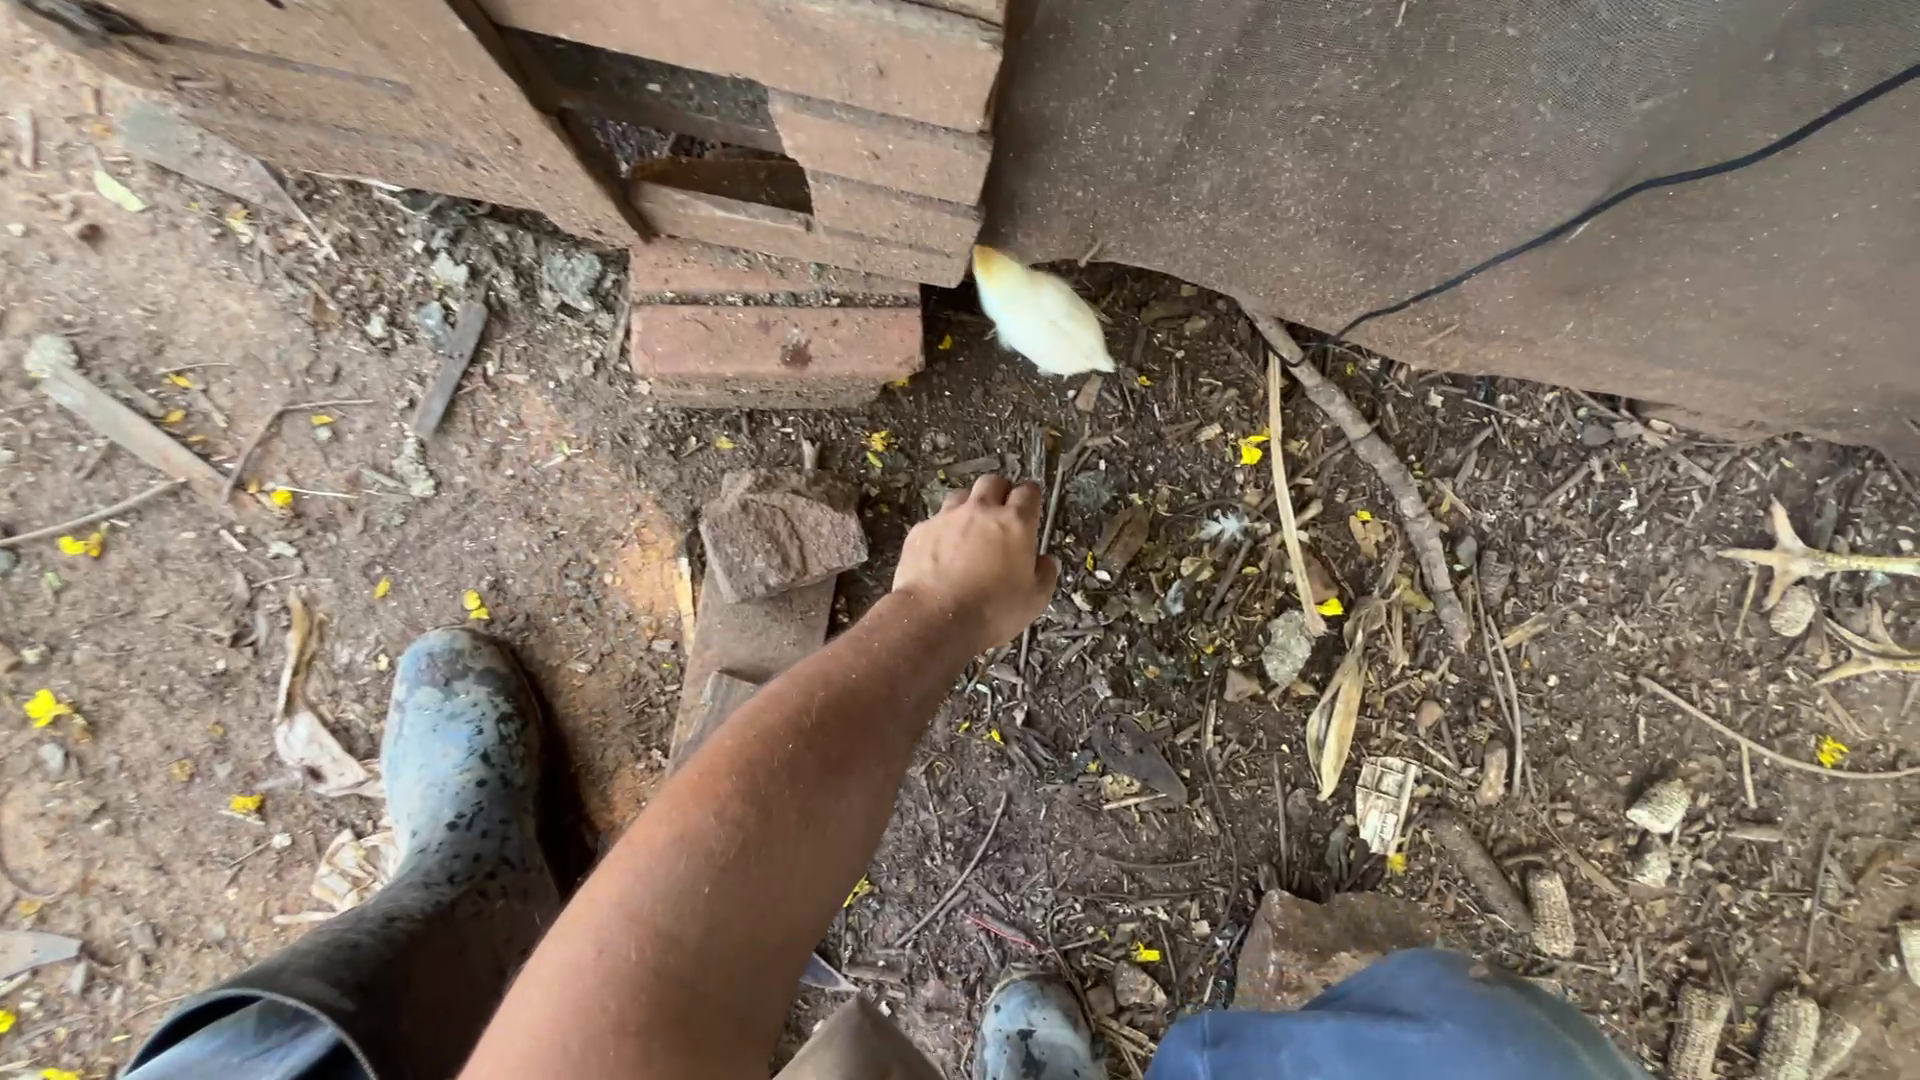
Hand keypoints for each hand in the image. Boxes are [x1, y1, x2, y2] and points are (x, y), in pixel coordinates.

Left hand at [892, 475, 1059, 653]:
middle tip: (1000, 516)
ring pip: (961, 496)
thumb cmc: (992, 611)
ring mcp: (947, 517)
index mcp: (1015, 523)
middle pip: (992, 482)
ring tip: (969, 532)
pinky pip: (935, 521)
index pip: (1028, 492)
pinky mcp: (921, 531)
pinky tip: (941, 553)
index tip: (1030, 509)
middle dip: (999, 493)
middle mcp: (981, 511)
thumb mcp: (1034, 600)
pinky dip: (942, 531)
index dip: (1030, 498)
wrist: (935, 618)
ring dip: (969, 507)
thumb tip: (1046, 562)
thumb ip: (1045, 575)